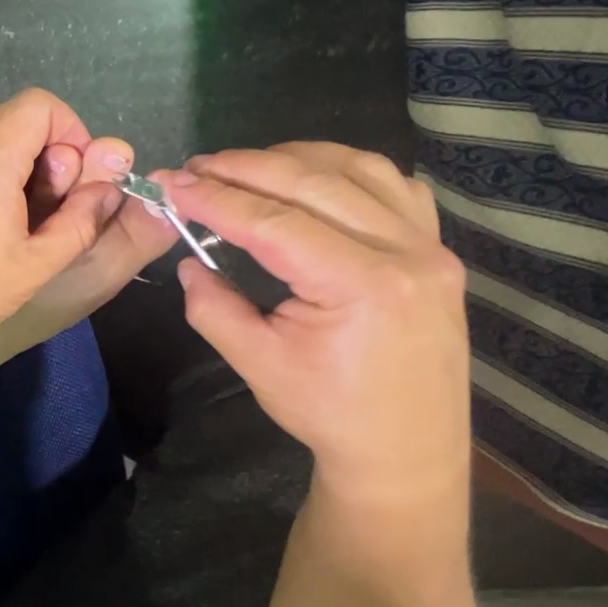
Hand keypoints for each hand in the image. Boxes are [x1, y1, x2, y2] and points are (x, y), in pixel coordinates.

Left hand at [0, 134, 176, 469]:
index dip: (69, 131)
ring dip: (18, 165)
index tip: (74, 178)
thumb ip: (80, 222)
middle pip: (16, 118)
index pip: (40, 105)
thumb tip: (107, 190)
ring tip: (23, 214)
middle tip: (52, 200)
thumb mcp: (37, 264)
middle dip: (47, 149)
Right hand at [164, 144, 469, 502]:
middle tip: (194, 166)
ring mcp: (430, 246)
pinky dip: (345, 171)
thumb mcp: (257, 364)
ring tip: (243, 167)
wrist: (404, 446)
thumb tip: (189, 262)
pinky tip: (309, 180)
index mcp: (360, 286)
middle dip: (246, 167)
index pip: (274, 222)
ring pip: (360, 170)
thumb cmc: (326, 411)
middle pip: (315, 182)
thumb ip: (214, 308)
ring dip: (295, 159)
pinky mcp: (436, 250)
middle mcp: (405, 252)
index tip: (170, 182)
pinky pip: (393, 188)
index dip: (215, 198)